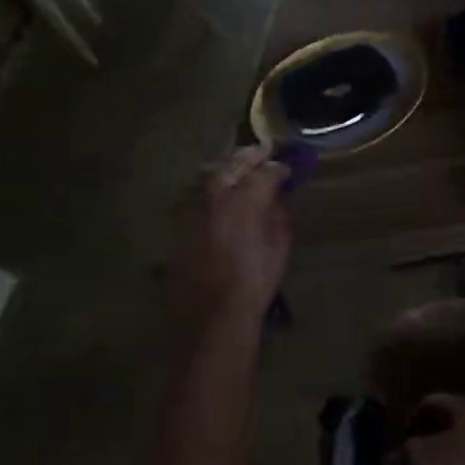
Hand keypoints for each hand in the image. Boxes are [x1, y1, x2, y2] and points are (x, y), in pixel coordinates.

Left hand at [188, 145, 291, 320]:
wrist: (210, 313)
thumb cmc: (253, 283)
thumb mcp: (279, 247)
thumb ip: (277, 216)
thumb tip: (276, 199)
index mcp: (246, 201)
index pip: (265, 172)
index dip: (278, 168)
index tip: (287, 169)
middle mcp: (215, 196)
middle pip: (233, 164)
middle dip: (250, 156)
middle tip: (263, 150)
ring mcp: (192, 206)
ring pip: (209, 174)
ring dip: (226, 166)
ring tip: (238, 165)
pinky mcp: (177, 221)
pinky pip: (194, 193)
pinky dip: (208, 186)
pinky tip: (215, 190)